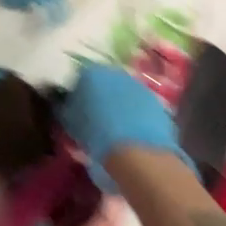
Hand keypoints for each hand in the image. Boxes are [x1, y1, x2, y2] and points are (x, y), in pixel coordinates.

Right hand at [59, 62, 194, 189]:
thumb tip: (66, 104)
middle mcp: (116, 74)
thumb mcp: (69, 121)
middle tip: (95, 112)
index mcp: (91, 73)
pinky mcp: (159, 105)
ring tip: (114, 124)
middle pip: (105, 81)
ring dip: (120, 103)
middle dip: (101, 94)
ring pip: (125, 92)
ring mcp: (140, 88)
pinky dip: (136, 114)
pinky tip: (132, 131)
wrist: (137, 153)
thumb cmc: (96, 134)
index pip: (81, 75)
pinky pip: (141, 106)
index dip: (78, 90)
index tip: (75, 104)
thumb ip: (67, 107)